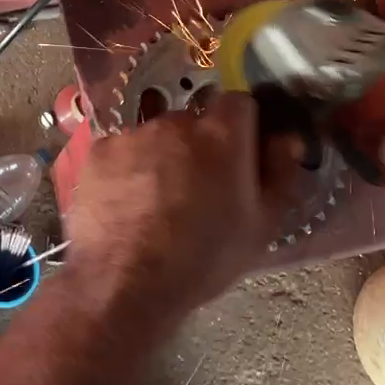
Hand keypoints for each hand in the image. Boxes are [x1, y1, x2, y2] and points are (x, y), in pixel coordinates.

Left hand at [64, 92, 296, 314]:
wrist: (125, 282)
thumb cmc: (203, 258)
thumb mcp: (261, 226)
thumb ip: (279, 174)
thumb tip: (285, 140)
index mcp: (222, 135)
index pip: (239, 103)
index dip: (242, 127)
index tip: (239, 155)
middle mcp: (176, 122)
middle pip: (193, 122)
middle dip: (198, 146)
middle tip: (196, 189)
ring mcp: (133, 134)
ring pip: (155, 137)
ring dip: (160, 157)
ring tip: (155, 203)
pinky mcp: (98, 151)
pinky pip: (121, 151)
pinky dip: (126, 169)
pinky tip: (125, 204)